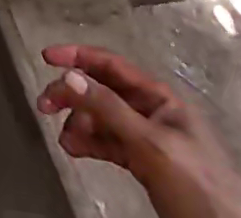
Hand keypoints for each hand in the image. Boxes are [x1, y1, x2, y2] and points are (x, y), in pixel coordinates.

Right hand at [37, 45, 240, 217]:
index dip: (77, 56)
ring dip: (79, 123)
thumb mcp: (151, 144)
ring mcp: (148, 137)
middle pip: (101, 90)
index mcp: (159, 97)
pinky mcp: (144, 162)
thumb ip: (109, 108)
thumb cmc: (196, 183)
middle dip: (72, 95)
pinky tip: (74, 150)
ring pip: (102, 118)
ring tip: (65, 140)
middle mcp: (151, 111)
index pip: (110, 65)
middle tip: (44, 105)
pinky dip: (89, 143)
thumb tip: (67, 75)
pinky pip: (108, 142)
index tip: (45, 57)